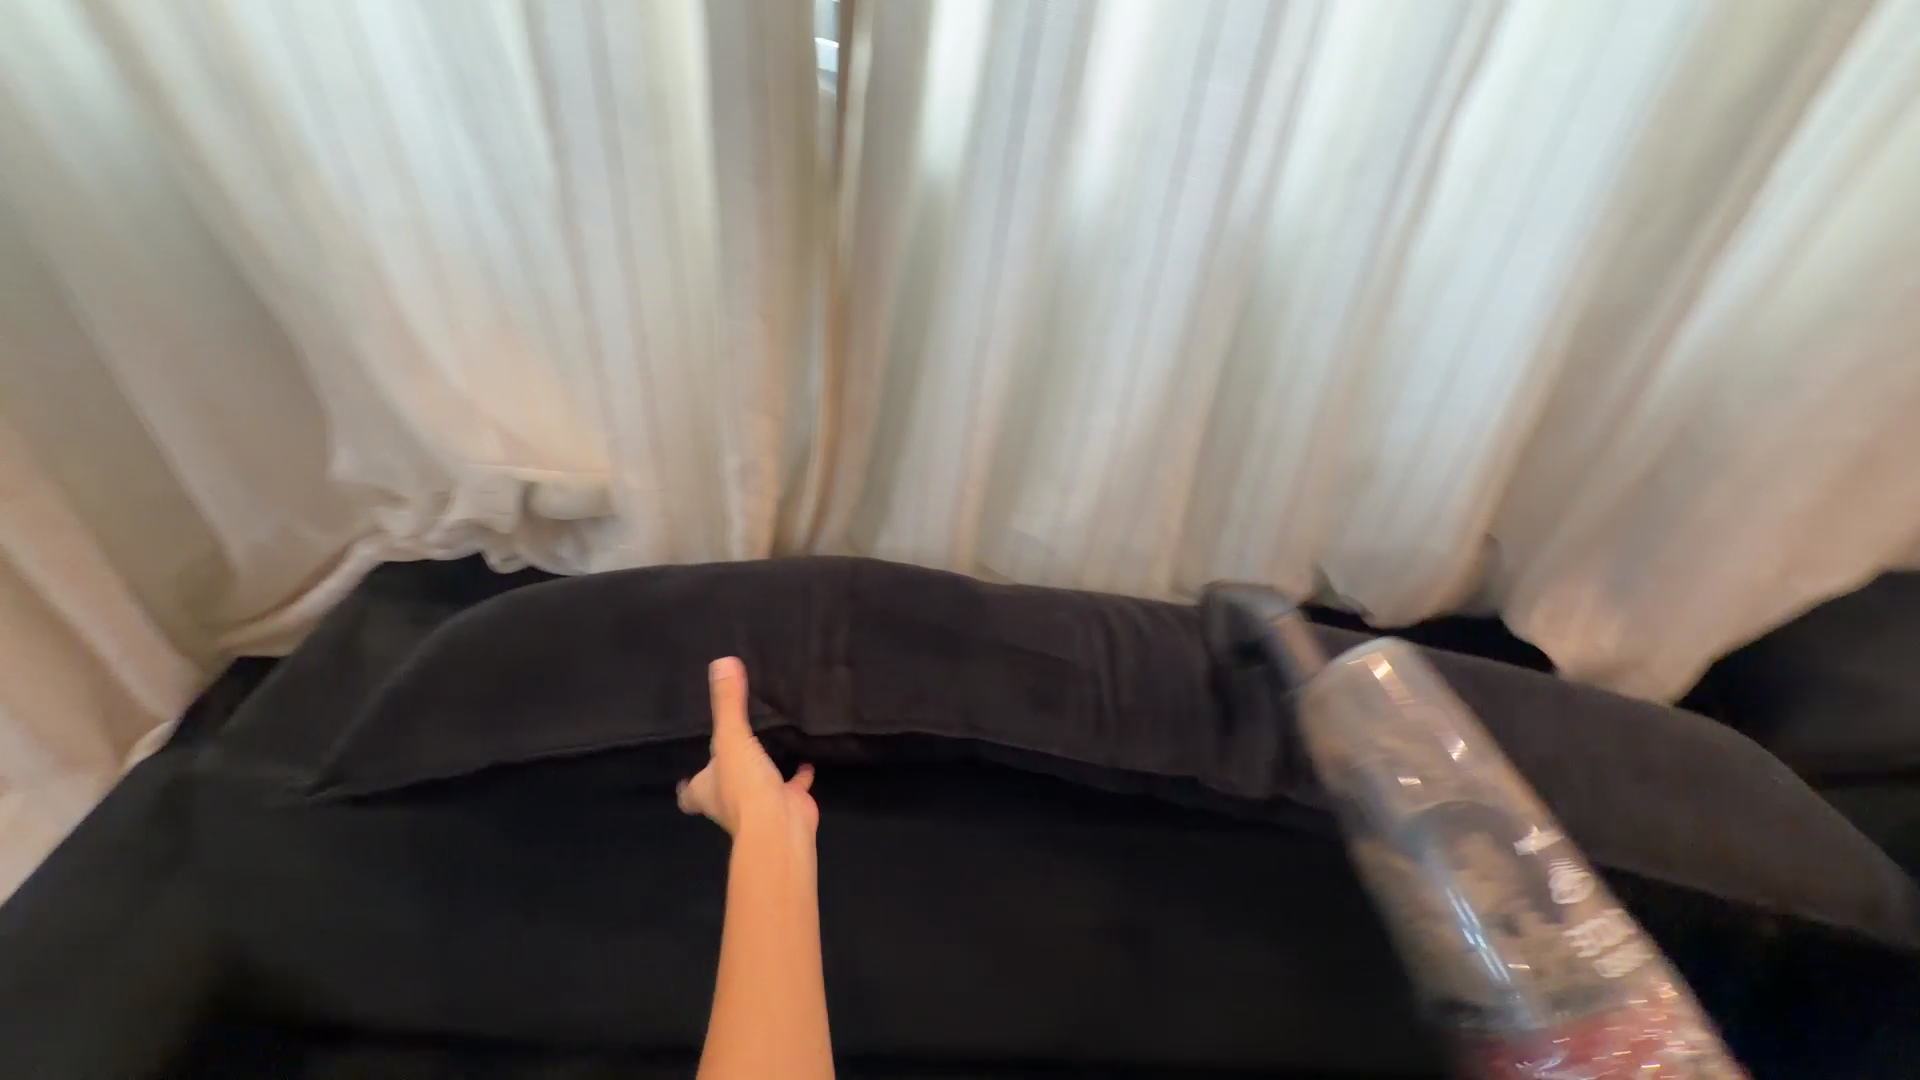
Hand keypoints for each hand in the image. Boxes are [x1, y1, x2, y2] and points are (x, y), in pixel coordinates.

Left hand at [677, 657, 817, 838]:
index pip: (690, 792)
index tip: (684, 774)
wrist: (779, 824)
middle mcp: (729, 799)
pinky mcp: (787, 802)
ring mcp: (759, 803)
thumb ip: (728, 703)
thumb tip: (720, 661)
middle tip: (732, 745)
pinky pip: (793, 784)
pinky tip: (806, 756)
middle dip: (727, 770)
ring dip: (761, 769)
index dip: (687, 784)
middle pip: (723, 786)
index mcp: (708, 788)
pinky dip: (799, 773)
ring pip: (757, 784)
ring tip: (768, 741)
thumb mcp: (731, 738)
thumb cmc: (744, 785)